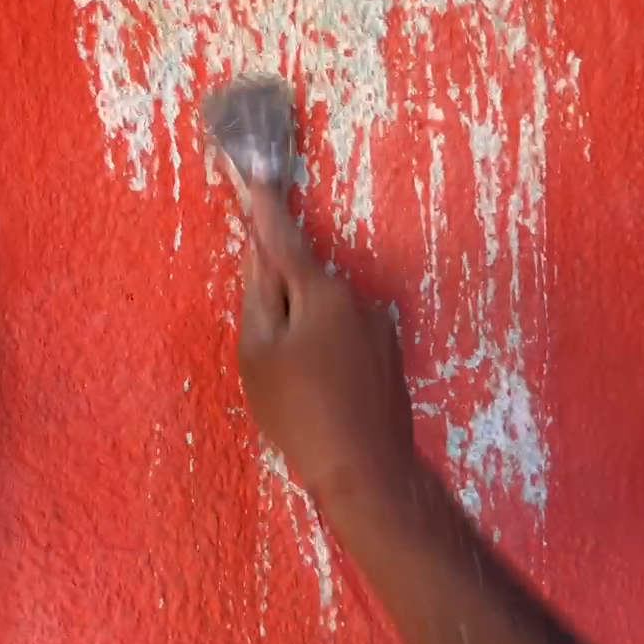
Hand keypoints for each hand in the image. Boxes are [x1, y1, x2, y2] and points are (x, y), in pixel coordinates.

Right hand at [238, 185, 417, 497]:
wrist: (367, 470)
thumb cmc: (298, 409)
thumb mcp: (259, 352)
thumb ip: (258, 296)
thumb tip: (259, 253)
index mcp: (320, 291)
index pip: (283, 238)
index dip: (264, 208)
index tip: (255, 173)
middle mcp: (356, 298)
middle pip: (302, 279)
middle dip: (278, 293)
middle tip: (263, 345)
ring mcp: (378, 327)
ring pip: (322, 310)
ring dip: (301, 326)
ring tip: (291, 381)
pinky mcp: (388, 354)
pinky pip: (342, 333)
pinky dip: (322, 345)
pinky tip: (317, 388)